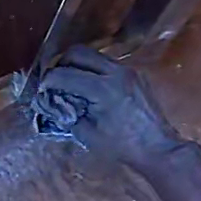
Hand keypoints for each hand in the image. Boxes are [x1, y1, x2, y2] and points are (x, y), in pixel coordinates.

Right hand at [34, 46, 187, 170]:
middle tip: (54, 81)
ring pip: (93, 55)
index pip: (64, 74)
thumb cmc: (123, 147)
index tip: (42, 90)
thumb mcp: (87, 135)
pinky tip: (89, 87)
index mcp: (102, 89)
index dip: (48, 81)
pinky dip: (92, 70)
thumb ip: (67, 114)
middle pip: (78, 53)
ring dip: (77, 65)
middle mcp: (115, 72)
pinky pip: (106, 63)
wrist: (159, 148)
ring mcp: (127, 70)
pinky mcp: (134, 73)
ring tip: (70, 83)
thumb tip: (53, 102)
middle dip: (61, 64)